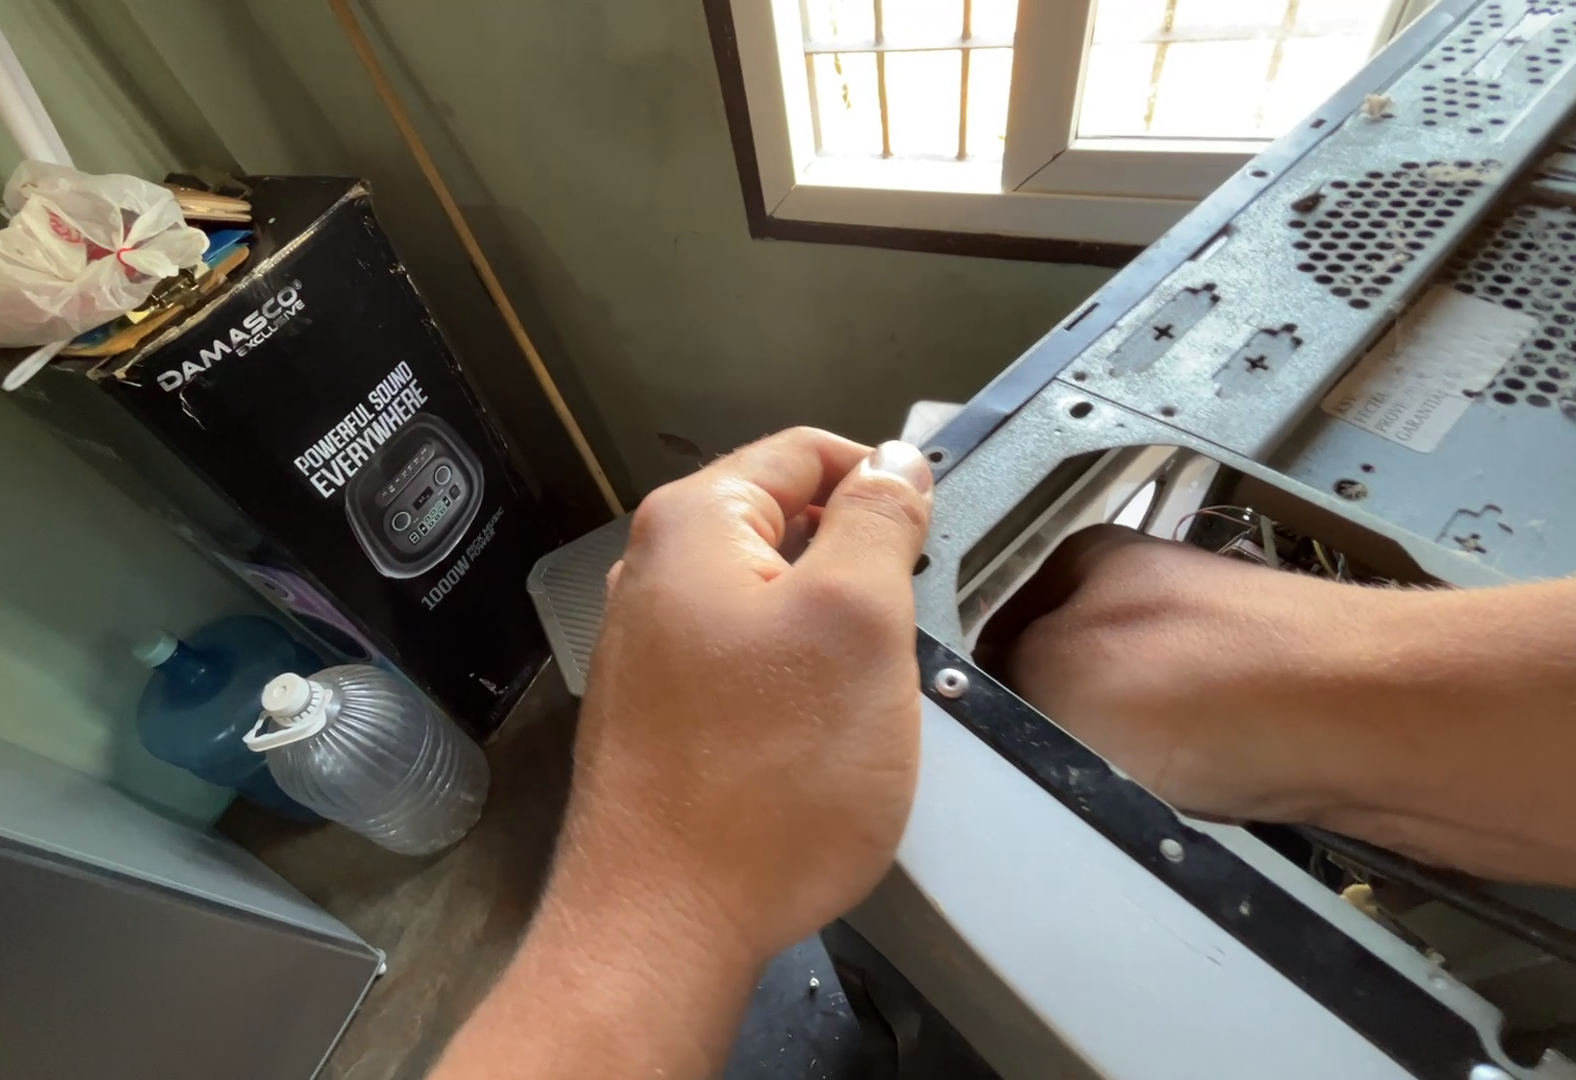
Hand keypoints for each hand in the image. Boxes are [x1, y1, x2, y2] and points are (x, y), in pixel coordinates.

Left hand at [558, 428, 933, 960]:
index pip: (802, 451)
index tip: (927, 527)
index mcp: (692, 523)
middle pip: (781, 518)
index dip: (876, 475)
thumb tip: (892, 461)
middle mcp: (653, 568)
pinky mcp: (657, 697)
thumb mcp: (856, 619)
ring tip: (862, 675)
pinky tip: (813, 716)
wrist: (666, 920)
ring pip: (765, 587)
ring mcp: (648, 637)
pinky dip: (789, 660)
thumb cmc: (770, 770)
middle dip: (853, 553)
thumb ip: (879, 519)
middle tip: (902, 617)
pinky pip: (741, 645)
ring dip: (826, 614)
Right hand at [1002, 525, 1394, 824]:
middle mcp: (1145, 586)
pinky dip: (1178, 764)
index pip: (993, 619)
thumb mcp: (1052, 676)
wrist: (1389, 728)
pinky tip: (1193, 782)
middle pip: (1060, 663)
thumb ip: (995, 676)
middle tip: (1065, 754)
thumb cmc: (1212, 685)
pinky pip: (1184, 733)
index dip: (980, 678)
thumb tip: (985, 689)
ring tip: (1139, 771)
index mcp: (1085, 556)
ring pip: (1122, 704)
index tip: (985, 726)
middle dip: (1054, 716)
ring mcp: (1209, 634)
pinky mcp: (1262, 686)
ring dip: (1118, 747)